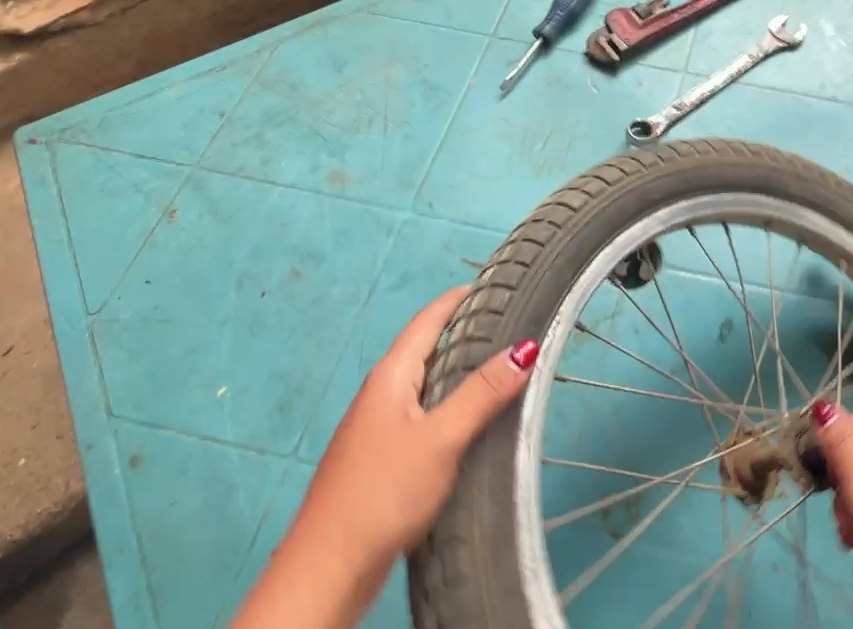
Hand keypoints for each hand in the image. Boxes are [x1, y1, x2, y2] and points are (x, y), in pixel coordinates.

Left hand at [235, 286, 537, 627]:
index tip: (498, 283)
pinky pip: (423, 414)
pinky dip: (451, 404)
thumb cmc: (383, 492)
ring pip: (426, 384)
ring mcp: (378, 429)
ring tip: (503, 368)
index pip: (428, 320)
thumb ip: (482, 393)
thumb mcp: (441, 438)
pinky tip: (472, 424)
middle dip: (467, 332)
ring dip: (460, 371)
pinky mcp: (382, 460)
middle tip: (513, 324)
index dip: (460, 298)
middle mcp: (381, 394)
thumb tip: (525, 346)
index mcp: (390, 377)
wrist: (328, 568)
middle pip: (427, 349)